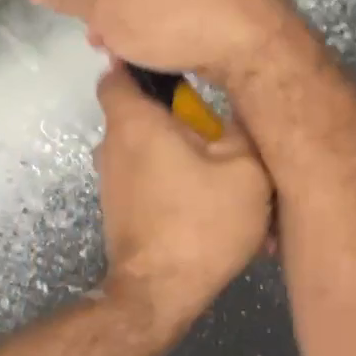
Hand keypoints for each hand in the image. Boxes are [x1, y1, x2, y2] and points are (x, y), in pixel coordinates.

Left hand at [94, 64, 272, 326]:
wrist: (159, 291)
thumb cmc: (200, 222)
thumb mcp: (245, 169)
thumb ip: (239, 126)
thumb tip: (233, 105)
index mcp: (131, 123)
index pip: (117, 74)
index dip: (140, 64)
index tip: (174, 65)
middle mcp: (110, 145)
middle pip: (139, 113)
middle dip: (177, 115)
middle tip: (220, 125)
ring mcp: (110, 178)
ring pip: (147, 149)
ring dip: (181, 154)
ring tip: (225, 172)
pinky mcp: (119, 205)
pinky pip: (148, 178)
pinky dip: (174, 181)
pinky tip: (211, 202)